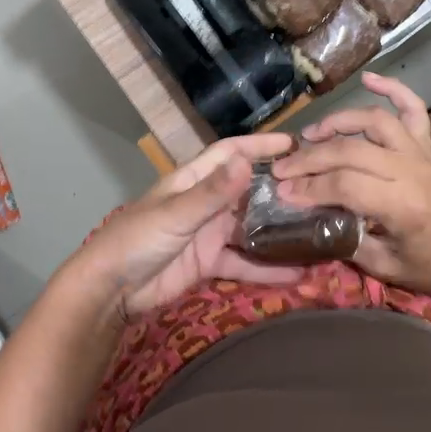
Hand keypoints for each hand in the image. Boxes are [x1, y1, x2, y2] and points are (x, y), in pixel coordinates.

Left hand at [66, 133, 304, 320]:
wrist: (110, 288)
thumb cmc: (137, 240)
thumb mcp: (176, 214)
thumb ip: (212, 193)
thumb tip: (247, 161)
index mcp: (191, 180)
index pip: (229, 153)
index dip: (259, 145)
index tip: (294, 143)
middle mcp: (204, 202)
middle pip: (247, 191)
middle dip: (278, 190)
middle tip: (320, 192)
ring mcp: (207, 233)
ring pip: (250, 227)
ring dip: (278, 231)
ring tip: (318, 234)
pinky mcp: (209, 263)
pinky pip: (244, 262)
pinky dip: (268, 268)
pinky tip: (298, 274)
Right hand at [272, 72, 430, 305]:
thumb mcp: (384, 267)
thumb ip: (345, 239)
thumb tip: (307, 217)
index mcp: (404, 207)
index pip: (345, 185)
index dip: (309, 187)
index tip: (282, 192)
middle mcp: (412, 171)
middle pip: (351, 150)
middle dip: (310, 158)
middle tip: (282, 168)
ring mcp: (421, 154)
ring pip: (374, 122)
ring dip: (337, 122)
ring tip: (310, 134)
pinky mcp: (428, 146)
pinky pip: (412, 108)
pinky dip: (393, 88)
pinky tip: (368, 80)